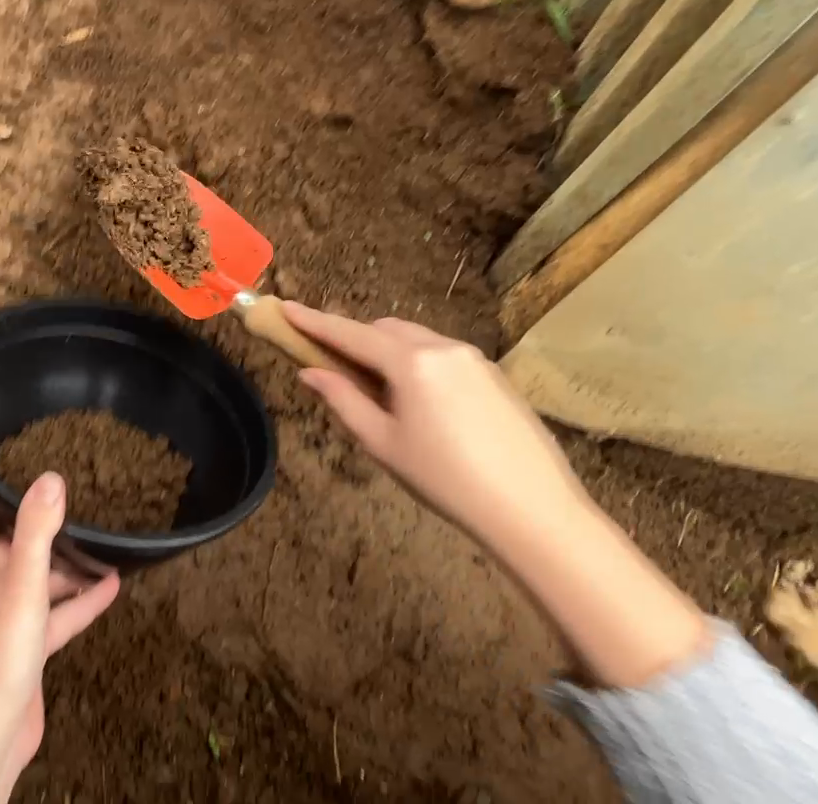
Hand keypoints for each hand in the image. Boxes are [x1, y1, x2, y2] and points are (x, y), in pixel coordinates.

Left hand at [0, 475, 120, 802]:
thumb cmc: (0, 647)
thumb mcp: (22, 579)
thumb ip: (36, 529)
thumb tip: (50, 477)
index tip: (11, 481)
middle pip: (8, 549)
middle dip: (34, 530)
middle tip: (68, 509)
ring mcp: (11, 620)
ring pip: (38, 582)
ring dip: (66, 565)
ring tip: (101, 545)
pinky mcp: (31, 650)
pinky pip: (60, 616)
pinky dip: (83, 601)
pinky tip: (114, 587)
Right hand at [281, 304, 589, 551]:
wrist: (533, 510)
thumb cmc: (445, 479)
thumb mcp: (381, 443)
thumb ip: (343, 400)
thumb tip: (310, 373)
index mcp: (411, 362)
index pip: (350, 333)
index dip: (313, 321)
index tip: (285, 307)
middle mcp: (444, 348)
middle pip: (385, 329)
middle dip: (355, 340)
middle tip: (335, 369)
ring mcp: (475, 360)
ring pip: (417, 341)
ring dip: (388, 353)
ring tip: (380, 396)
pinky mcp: (496, 377)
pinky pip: (443, 357)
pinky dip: (418, 365)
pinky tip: (421, 407)